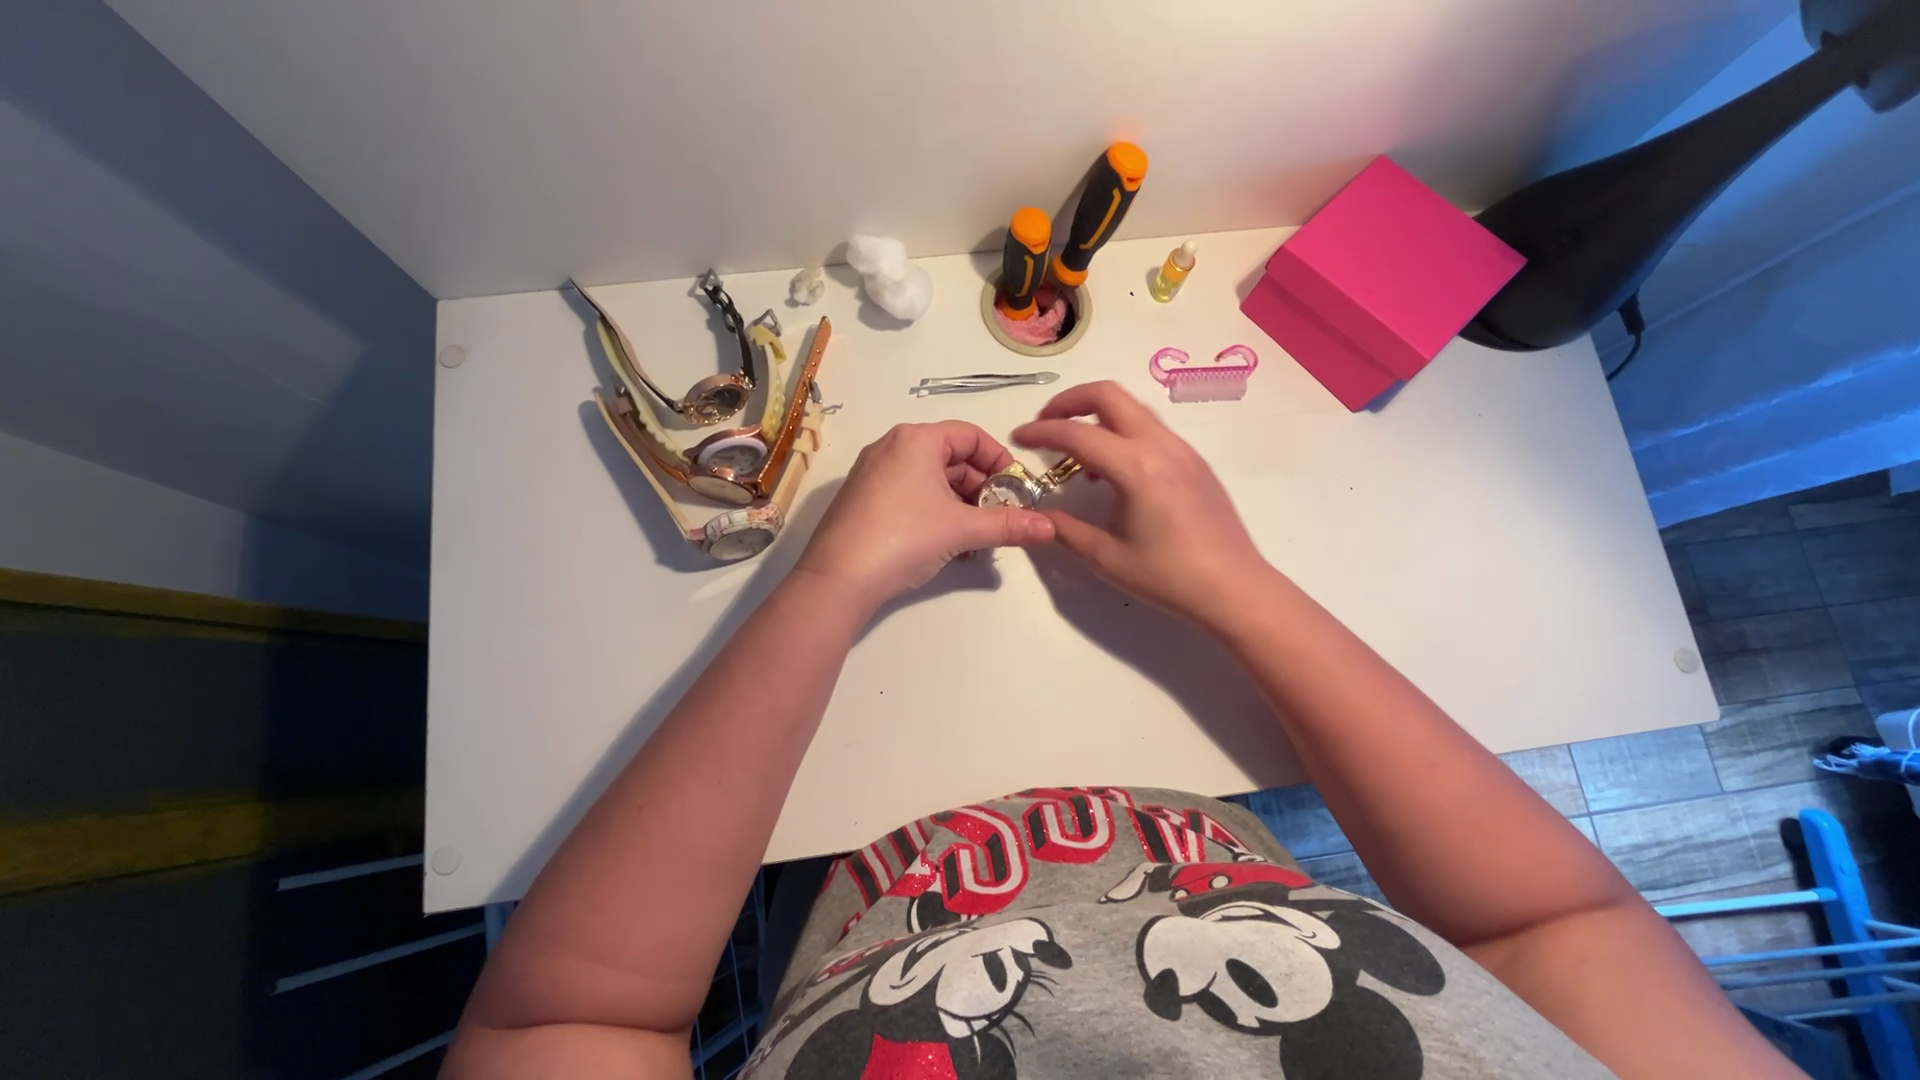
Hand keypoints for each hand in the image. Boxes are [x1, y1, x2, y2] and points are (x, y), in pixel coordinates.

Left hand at [794, 421, 1054, 613]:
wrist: (837, 579)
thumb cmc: (904, 538)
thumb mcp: (962, 530)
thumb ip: (1008, 525)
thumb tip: (1049, 528)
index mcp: (916, 439)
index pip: (971, 435)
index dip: (1000, 461)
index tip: (1018, 491)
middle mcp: (892, 447)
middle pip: (951, 458)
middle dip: (982, 489)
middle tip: (1001, 519)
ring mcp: (873, 474)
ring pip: (931, 481)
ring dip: (961, 507)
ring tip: (977, 540)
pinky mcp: (863, 501)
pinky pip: (910, 496)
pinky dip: (935, 514)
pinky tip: (948, 547)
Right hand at [1013, 381, 1270, 627]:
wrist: (1234, 588)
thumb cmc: (1169, 577)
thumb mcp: (1106, 558)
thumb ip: (1065, 530)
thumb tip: (1039, 515)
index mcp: (1135, 468)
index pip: (1077, 433)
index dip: (1040, 431)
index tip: (1018, 437)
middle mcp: (1160, 446)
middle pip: (1108, 395)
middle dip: (1069, 401)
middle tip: (1046, 424)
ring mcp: (1182, 449)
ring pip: (1132, 408)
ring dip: (1098, 416)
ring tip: (1076, 452)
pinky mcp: (1194, 461)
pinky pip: (1151, 428)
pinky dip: (1122, 432)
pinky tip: (1112, 472)